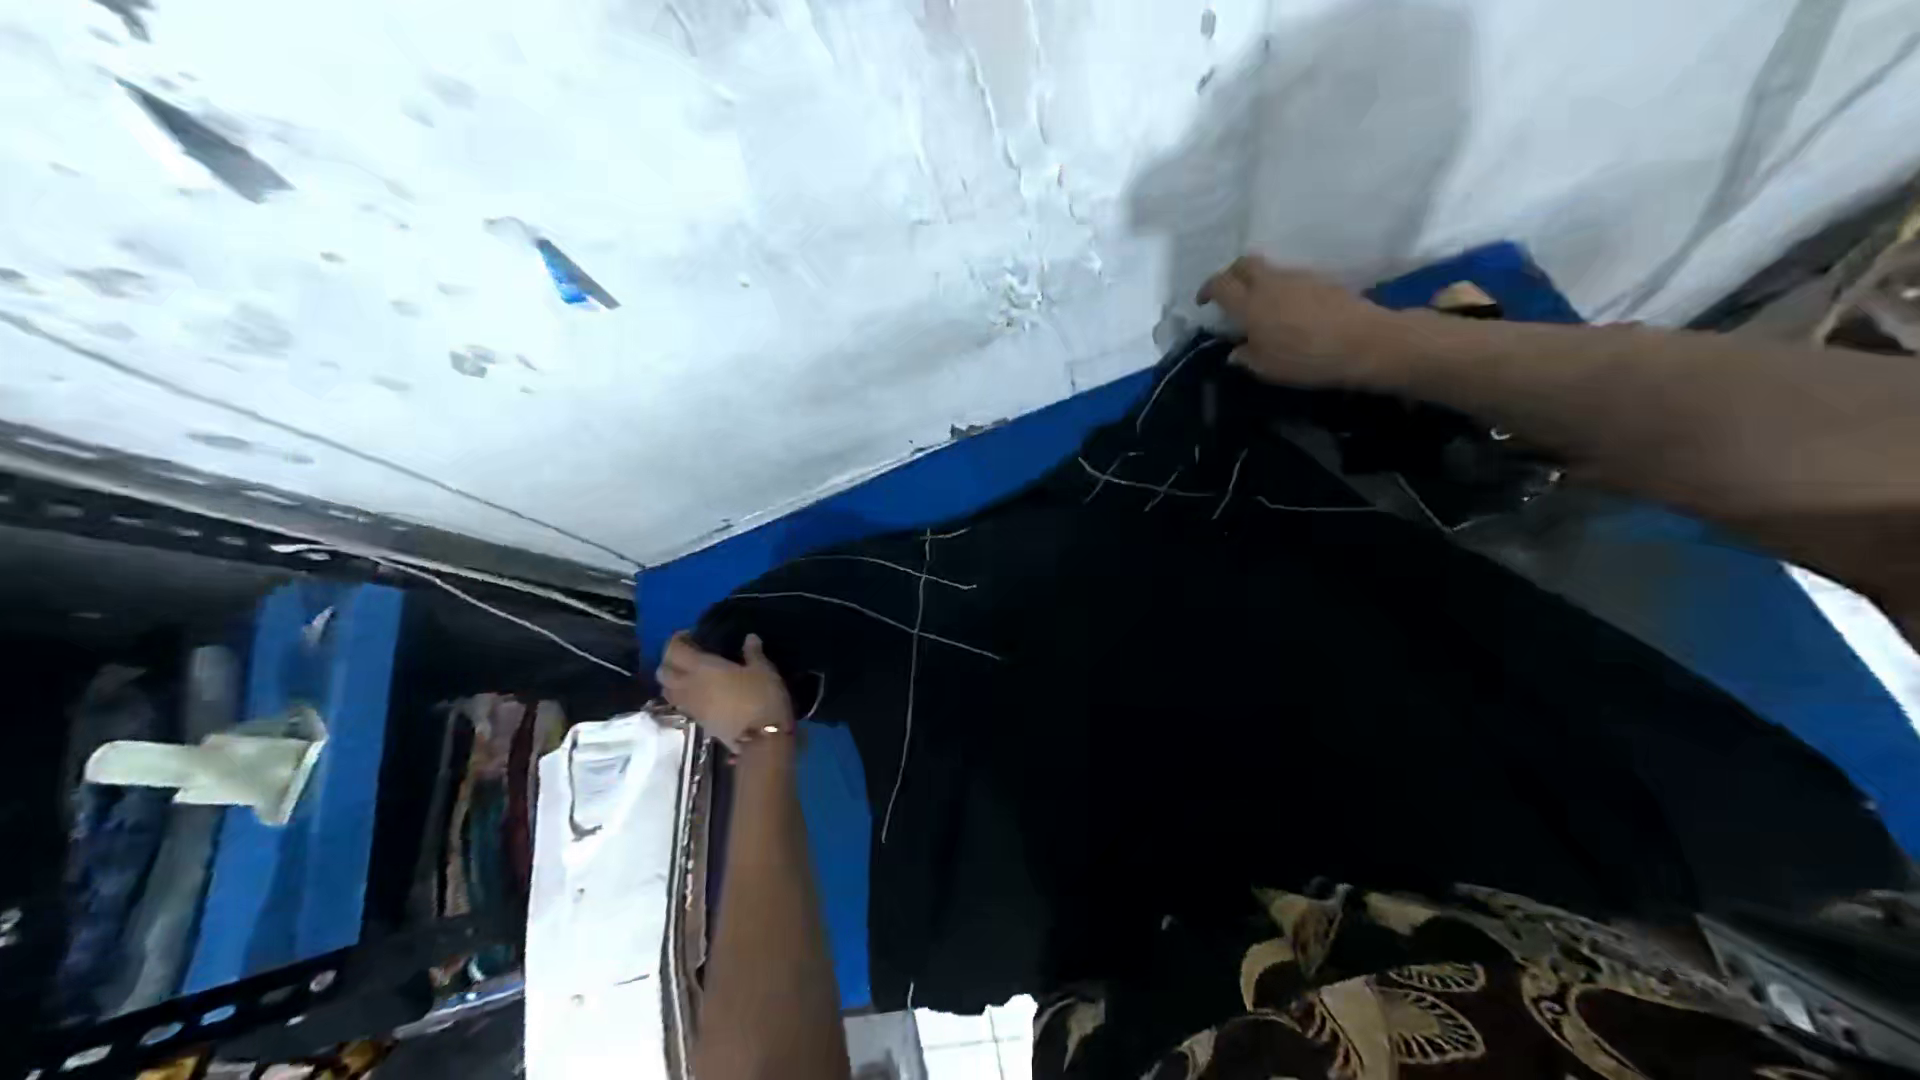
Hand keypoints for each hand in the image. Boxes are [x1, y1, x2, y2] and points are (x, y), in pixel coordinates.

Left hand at [657, 631, 794, 749]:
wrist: (761, 738)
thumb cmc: (762, 696)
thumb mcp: (763, 669)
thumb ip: (753, 652)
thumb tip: (749, 638)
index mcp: (701, 668)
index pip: (674, 650)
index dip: (677, 640)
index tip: (691, 635)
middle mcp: (688, 686)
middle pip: (663, 671)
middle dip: (669, 660)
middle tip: (688, 654)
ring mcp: (691, 706)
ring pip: (667, 690)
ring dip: (672, 679)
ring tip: (690, 673)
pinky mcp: (697, 721)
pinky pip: (679, 703)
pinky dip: (682, 694)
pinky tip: (701, 691)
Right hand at [1197, 256, 1403, 387]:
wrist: (1363, 341)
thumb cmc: (1305, 358)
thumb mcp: (1266, 367)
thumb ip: (1246, 356)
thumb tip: (1236, 350)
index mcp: (1250, 304)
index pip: (1220, 284)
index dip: (1207, 289)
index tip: (1204, 302)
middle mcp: (1270, 284)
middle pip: (1244, 263)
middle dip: (1230, 274)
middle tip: (1227, 293)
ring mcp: (1298, 278)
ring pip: (1268, 269)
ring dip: (1257, 281)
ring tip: (1258, 305)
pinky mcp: (1320, 280)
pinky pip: (1290, 277)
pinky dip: (1279, 287)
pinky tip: (1286, 309)